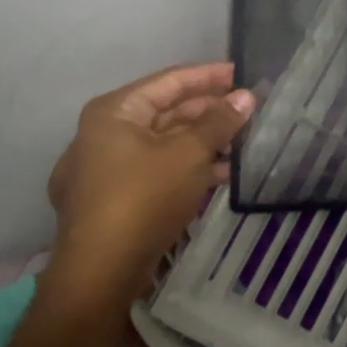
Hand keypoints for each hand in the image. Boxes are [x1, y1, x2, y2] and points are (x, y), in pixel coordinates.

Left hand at [44, 62, 253, 297]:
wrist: (99, 272)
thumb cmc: (144, 197)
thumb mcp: (190, 153)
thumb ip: (219, 121)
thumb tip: (245, 96)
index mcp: (114, 112)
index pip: (169, 81)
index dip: (209, 76)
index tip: (242, 74)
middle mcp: (101, 134)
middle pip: (164, 112)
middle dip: (207, 112)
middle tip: (247, 111)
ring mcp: (101, 170)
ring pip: (161, 144)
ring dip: (201, 143)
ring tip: (241, 144)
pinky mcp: (109, 201)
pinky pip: (154, 170)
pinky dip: (185, 168)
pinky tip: (219, 176)